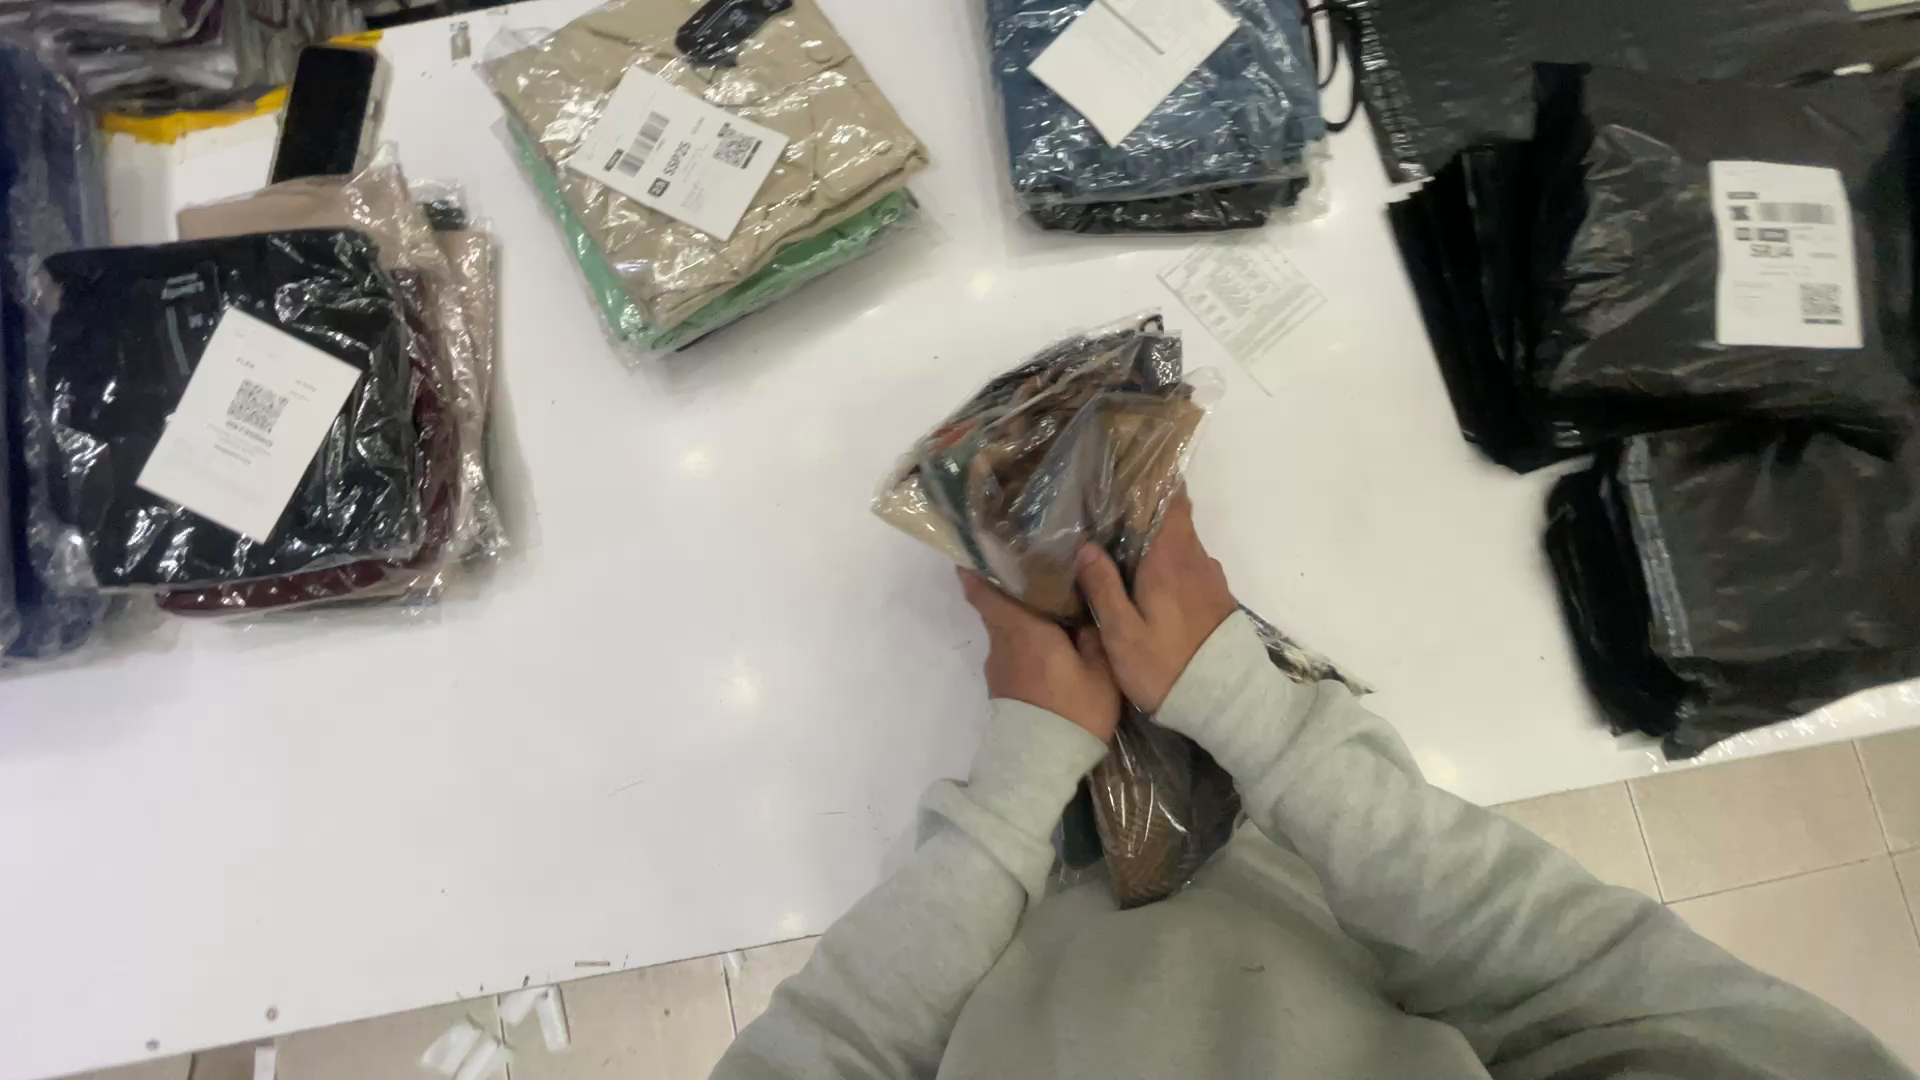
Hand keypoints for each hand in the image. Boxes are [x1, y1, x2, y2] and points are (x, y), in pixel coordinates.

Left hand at [959, 569, 1122, 741]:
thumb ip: (1093, 638)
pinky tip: (1047, 644)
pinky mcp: (1001, 686)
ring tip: (1048, 608)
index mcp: (1024, 630)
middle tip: (1031, 571)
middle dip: (1007, 588)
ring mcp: (998, 666)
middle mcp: (1003, 643)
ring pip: (1005, 630)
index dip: (975, 571)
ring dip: (1018, 617)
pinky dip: (1022, 640)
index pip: (986, 593)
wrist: (1041, 763)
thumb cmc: (1073, 711)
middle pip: (996, 607)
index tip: (972, 553)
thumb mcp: (1100, 673)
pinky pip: (1010, 650)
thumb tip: (1083, 617)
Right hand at [1075, 493, 1237, 712]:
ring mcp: (1213, 583)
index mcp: (1171, 561)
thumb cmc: (1167, 666)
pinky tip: (1152, 585)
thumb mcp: (1122, 633)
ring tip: (1128, 551)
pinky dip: (1173, 567)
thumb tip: (1087, 547)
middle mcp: (1197, 563)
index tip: (1134, 476)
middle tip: (1114, 516)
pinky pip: (1193, 571)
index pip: (1174, 505)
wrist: (1228, 705)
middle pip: (1177, 524)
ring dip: (1161, 545)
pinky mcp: (1220, 604)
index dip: (1158, 485)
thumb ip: (1104, 588)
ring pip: (1184, 549)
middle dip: (1150, 516)